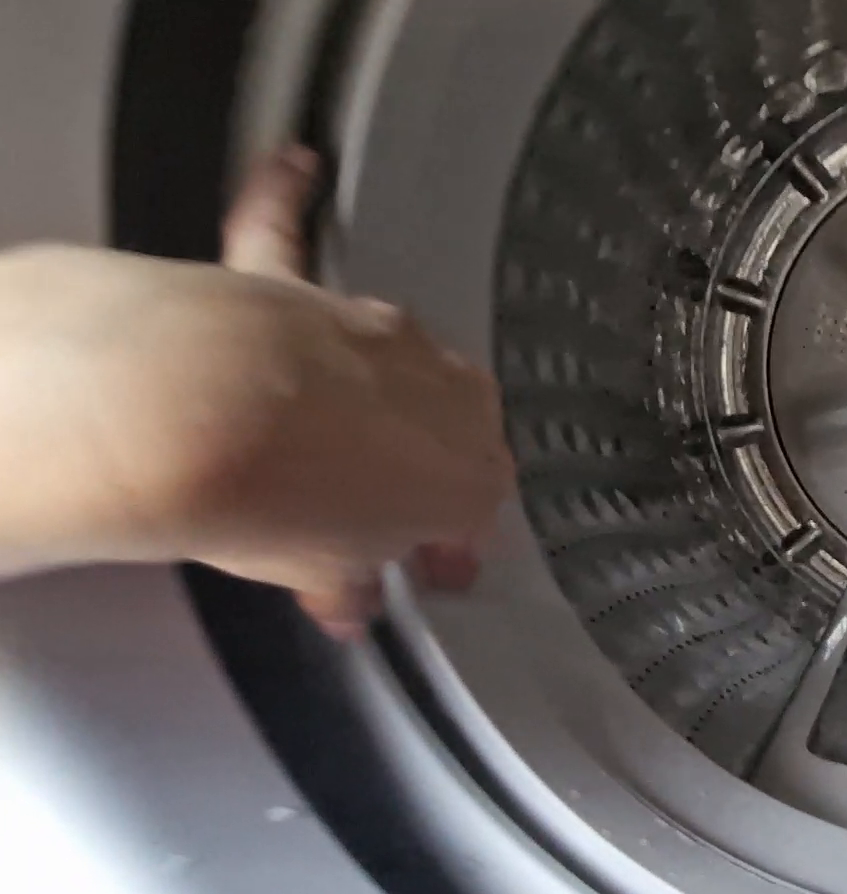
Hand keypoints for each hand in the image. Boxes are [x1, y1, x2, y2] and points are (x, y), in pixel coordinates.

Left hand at [0, 147, 512, 635]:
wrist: (193, 417)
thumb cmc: (281, 490)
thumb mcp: (324, 571)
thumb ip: (351, 581)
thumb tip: (346, 597)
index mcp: (476, 473)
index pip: (477, 515)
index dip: (450, 546)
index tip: (433, 566)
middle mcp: (453, 401)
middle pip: (452, 438)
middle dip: (428, 474)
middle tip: (383, 513)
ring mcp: (390, 344)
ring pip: (400, 365)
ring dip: (381, 396)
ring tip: (329, 436)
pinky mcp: (305, 292)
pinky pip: (291, 235)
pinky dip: (287, 200)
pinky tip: (296, 168)